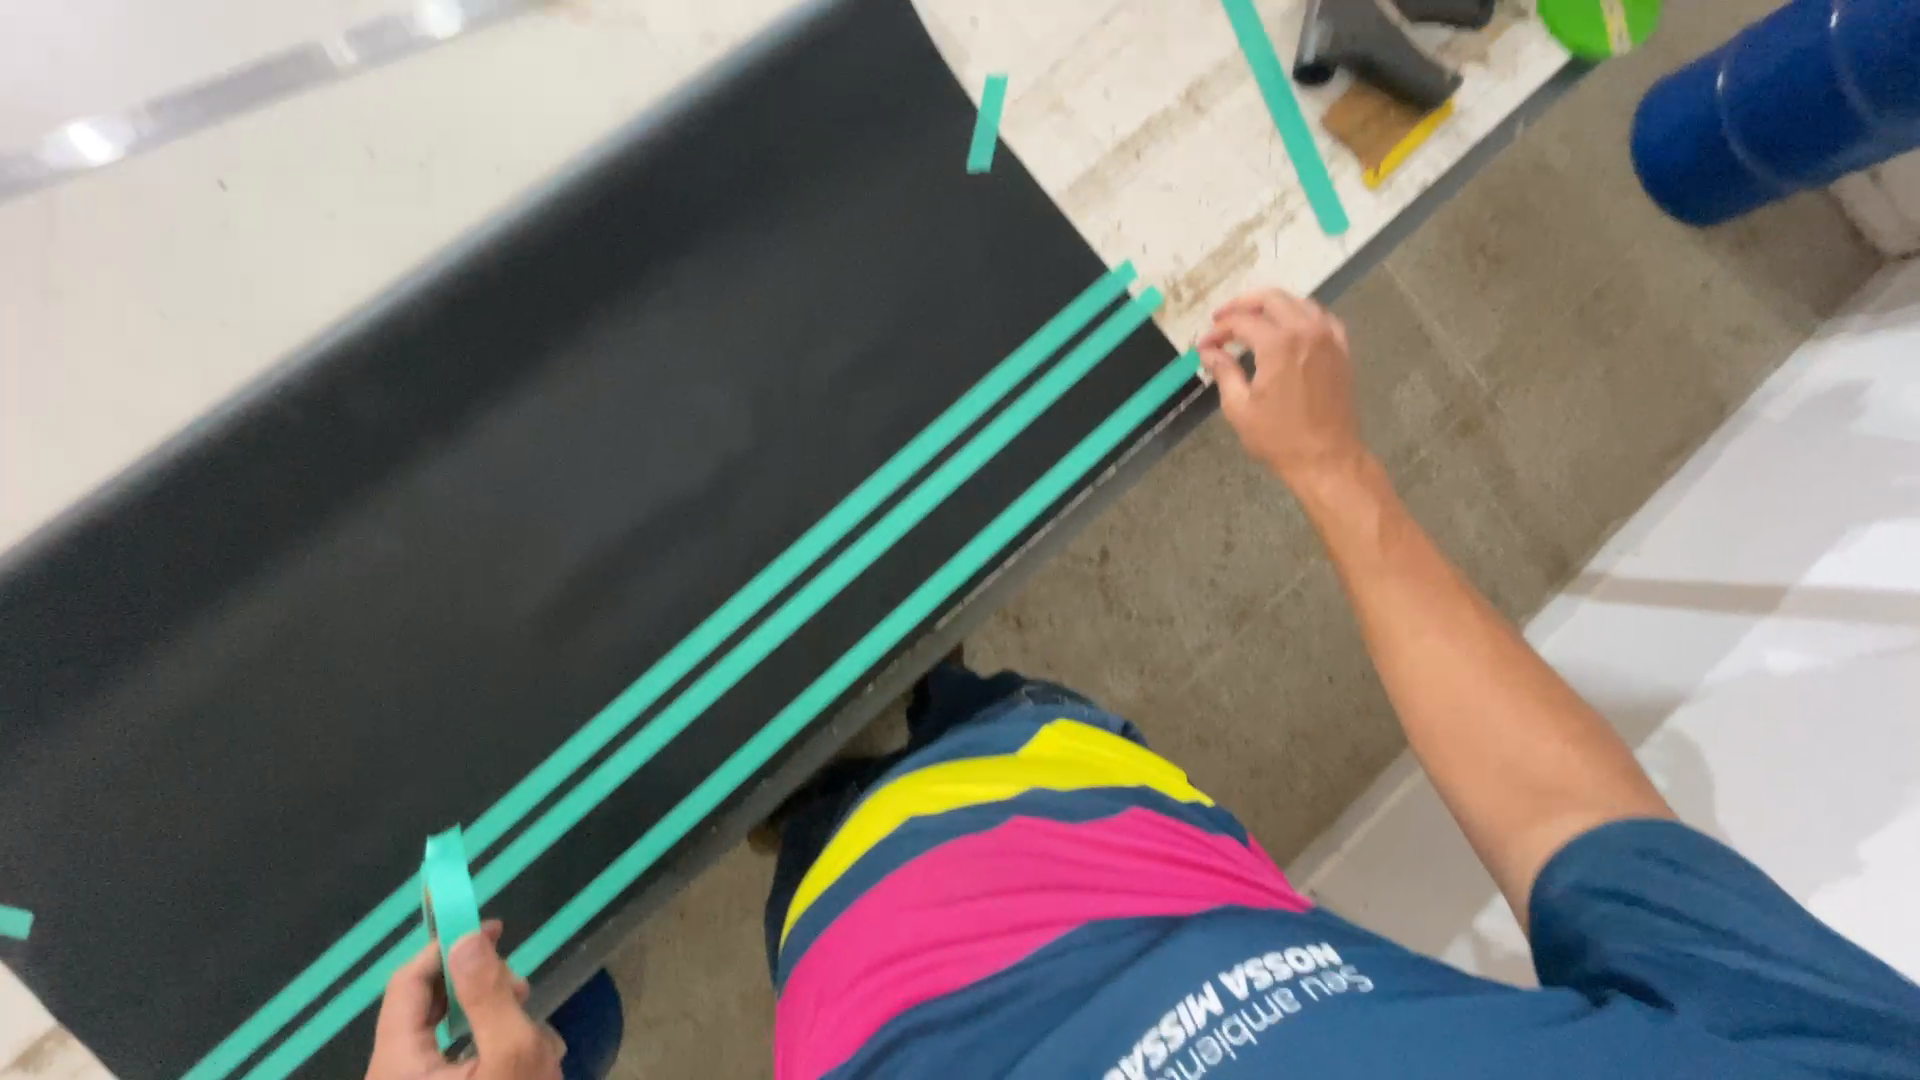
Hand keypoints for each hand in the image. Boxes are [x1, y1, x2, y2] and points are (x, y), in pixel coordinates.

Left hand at [367, 921, 563, 1079]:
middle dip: (477, 984)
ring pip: (440, 1029)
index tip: (496, 927)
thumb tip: (467, 938)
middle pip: (424, 1004)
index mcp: (395, 1066)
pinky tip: (516, 1052)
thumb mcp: (513, 1052)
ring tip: (527, 1026)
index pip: (407, 984)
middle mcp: (389, 1077)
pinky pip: (447, 1055)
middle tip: (523, 988)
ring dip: (486, 1013)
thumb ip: (489, 993)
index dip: (446, 947)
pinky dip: (484, 1041)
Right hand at [1197, 288, 1368, 488]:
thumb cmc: (1278, 438)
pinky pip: (1322, 319)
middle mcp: (1306, 331)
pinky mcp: (1341, 350)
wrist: (1326, 458)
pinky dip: (1301, 316)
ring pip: (1299, 303)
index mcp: (1278, 344)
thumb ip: (1224, 372)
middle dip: (1242, 305)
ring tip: (1252, 320)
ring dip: (1272, 306)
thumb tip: (1209, 352)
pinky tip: (1289, 328)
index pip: (1242, 322)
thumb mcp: (1240, 408)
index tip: (1204, 346)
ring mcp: (1329, 338)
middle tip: (1222, 320)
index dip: (1218, 331)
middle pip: (1272, 299)